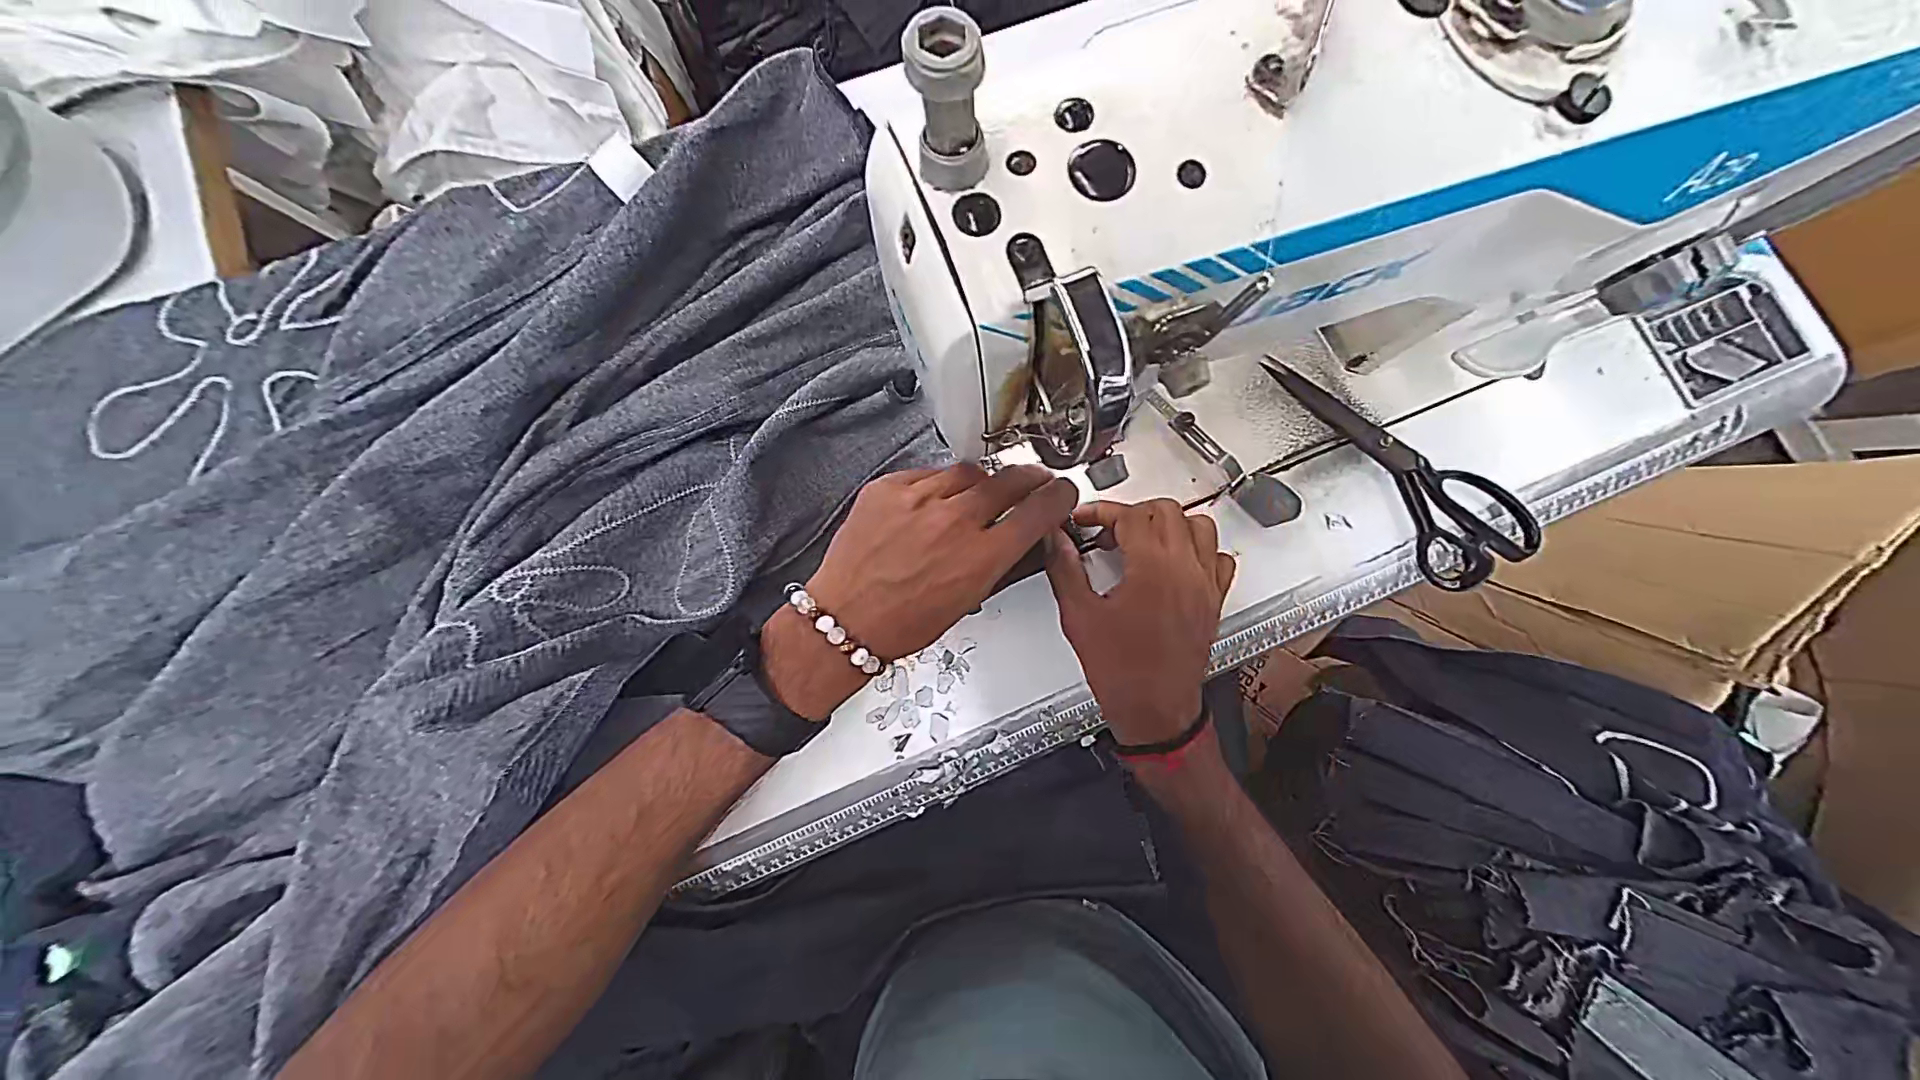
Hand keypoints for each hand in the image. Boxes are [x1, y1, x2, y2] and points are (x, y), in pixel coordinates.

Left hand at [761, 463, 1076, 719]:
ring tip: (971, 502)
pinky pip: (929, 473)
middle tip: (1030, 484)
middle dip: (1029, 479)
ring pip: (970, 472)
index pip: (1040, 508)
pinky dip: (938, 485)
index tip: (1060, 493)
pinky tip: (933, 504)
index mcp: (980, 557)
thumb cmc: (902, 621)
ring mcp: (918, 500)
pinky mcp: (889, 488)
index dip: (1059, 496)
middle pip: (1011, 478)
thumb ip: (1005, 563)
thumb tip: (1028, 539)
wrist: (846, 619)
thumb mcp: (969, 598)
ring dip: (981, 483)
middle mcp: (952, 522)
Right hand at [1043, 499, 1236, 746]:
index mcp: (1152, 569)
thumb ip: (1065, 569)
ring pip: (1199, 526)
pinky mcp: (1214, 601)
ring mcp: (1204, 585)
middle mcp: (1185, 572)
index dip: (1102, 512)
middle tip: (1108, 531)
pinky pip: (1218, 558)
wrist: (1155, 710)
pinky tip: (1176, 561)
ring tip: (1141, 540)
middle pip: (1166, 511)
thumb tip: (1056, 541)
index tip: (1086, 520)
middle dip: (1132, 513)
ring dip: (1168, 524)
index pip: (1131, 515)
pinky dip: (1199, 550)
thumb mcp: (1078, 616)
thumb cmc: (1123, 673)